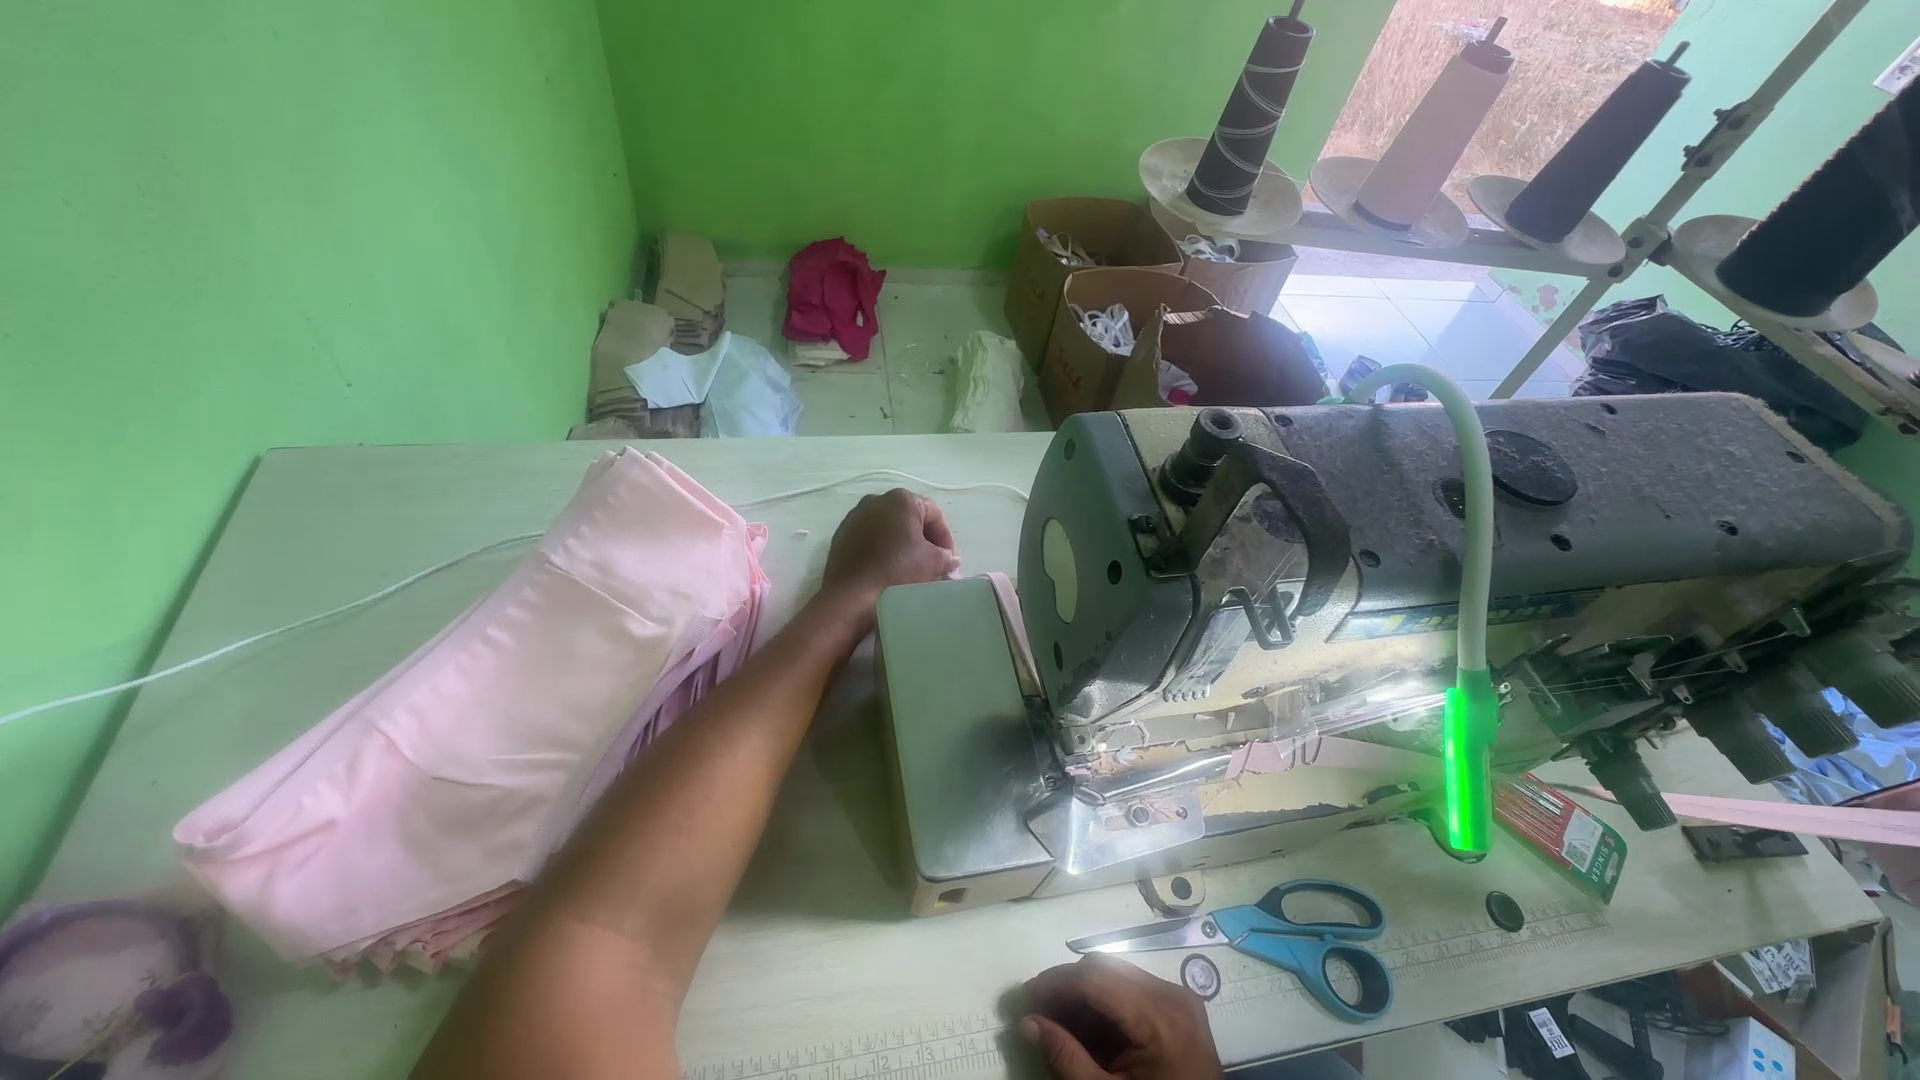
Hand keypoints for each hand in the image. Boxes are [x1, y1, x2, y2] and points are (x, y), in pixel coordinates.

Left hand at [820, 489, 960, 608]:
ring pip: (888, 527)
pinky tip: (886, 568)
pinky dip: (882, 548)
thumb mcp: (932, 562)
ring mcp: (855, 516)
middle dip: (924, 539)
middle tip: (933, 563)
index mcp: (901, 500)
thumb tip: (950, 559)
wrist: (852, 595)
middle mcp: (876, 500)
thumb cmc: (897, 571)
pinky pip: (870, 537)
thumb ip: (946, 556)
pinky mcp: (842, 534)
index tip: (949, 560)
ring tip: (909, 567)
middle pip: (910, 517)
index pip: (935, 513)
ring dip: (902, 543)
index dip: (946, 537)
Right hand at [1020, 955, 1221, 1079]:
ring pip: (1116, 975)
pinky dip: (1104, 1003)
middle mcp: (1172, 995)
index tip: (1026, 996)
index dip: (1057, 982)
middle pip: (1106, 970)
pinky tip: (1086, 1027)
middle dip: (1067, 986)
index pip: (1097, 979)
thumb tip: (1028, 1022)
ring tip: (1059, 1022)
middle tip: (1038, 1010)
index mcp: (1160, 1018)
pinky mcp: (1178, 1006)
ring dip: (1083, 993)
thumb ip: (1066, 1057)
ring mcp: (1179, 998)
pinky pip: (1132, 989)